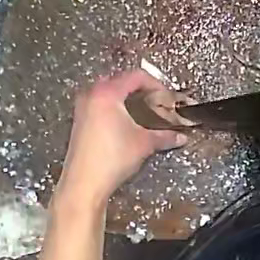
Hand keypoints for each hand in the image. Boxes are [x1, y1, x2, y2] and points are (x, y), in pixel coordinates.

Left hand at [56, 70, 186, 212]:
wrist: (85, 183)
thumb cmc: (112, 158)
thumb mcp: (144, 143)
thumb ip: (165, 136)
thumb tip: (180, 137)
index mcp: (107, 94)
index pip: (135, 76)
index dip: (155, 84)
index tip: (166, 96)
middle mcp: (92, 96)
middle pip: (119, 80)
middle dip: (139, 88)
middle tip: (155, 100)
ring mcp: (82, 108)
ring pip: (107, 91)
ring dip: (125, 97)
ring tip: (142, 109)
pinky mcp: (79, 122)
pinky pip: (99, 103)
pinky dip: (114, 106)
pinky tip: (125, 121)